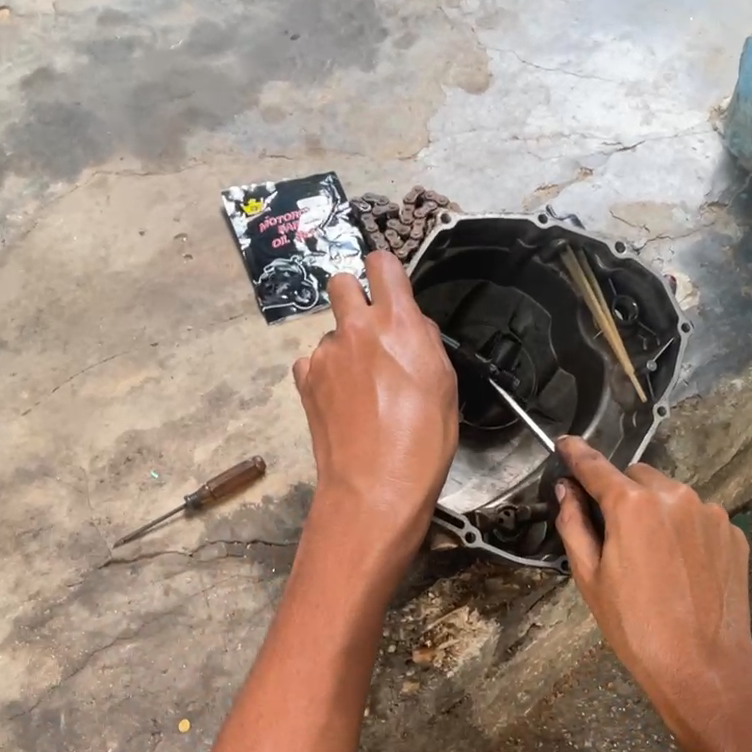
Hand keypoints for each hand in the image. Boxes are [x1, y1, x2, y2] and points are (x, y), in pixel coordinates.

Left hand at [293, 251, 457, 552]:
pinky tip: (341, 402)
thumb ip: (426, 345)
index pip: (382, 264)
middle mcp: (358, 328)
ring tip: (360, 387)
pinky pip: (313, 361)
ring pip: (330, 330)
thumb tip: (413, 329)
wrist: (375, 487)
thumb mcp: (446, 388)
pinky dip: (325, 374)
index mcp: (400, 324)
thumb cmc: (424, 443)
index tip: (389, 289)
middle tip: (369, 332)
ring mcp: (326, 353)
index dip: (385, 273)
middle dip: (354, 298)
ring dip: (343, 346)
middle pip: (342, 283)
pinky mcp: (305, 379)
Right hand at [553, 437, 751, 751]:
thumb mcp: (590, 578)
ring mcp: (710, 512)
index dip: (577, 454)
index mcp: (632, 506)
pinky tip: (681, 568)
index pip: (596, 466)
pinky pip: (699, 517)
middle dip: (622, 495)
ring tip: (653, 559)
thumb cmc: (636, 627)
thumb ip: (574, 525)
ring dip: (656, 511)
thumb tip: (566, 491)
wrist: (704, 666)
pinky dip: (684, 530)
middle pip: (637, 477)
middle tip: (615, 534)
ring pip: (671, 495)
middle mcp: (675, 496)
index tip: (565, 445)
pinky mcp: (733, 532)